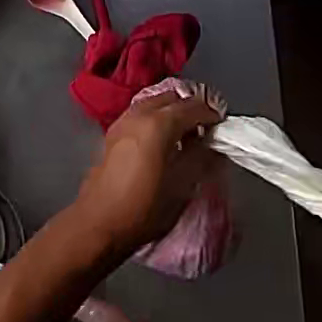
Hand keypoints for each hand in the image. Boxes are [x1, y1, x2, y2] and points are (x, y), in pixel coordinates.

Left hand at [65, 92, 221, 255]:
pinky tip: (163, 138)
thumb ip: (200, 157)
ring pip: (156, 101)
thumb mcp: (182, 186)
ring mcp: (124, 119)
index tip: (222, 125)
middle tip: (206, 127)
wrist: (99, 224)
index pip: (193, 106)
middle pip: (174, 97)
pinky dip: (158, 115)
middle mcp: (141, 113)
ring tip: (186, 133)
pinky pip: (143, 111)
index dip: (211, 113)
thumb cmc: (144, 208)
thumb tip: (211, 143)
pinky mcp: (114, 131)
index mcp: (159, 123)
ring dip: (174, 110)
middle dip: (192, 107)